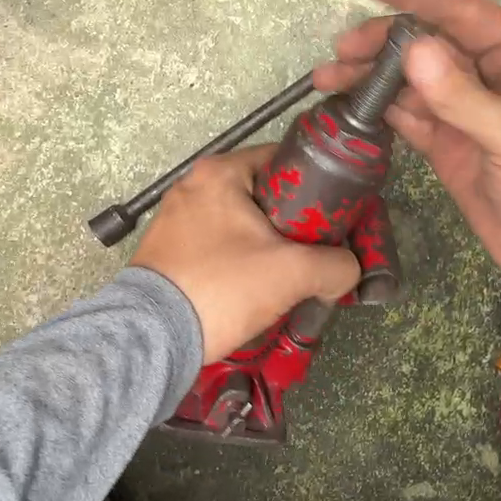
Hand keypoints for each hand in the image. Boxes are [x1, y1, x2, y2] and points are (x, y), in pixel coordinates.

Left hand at [130, 145, 360, 361]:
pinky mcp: (167, 250)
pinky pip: (218, 246)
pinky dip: (239, 262)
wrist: (153, 339)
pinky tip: (252, 289)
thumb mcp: (293, 273)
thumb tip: (346, 270)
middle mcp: (192, 185)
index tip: (334, 218)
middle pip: (264, 194)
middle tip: (314, 253)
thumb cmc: (222, 288)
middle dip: (292, 225)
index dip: (316, 187)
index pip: (284, 161)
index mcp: (220, 172)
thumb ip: (336, 265)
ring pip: (241, 223)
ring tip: (286, 277)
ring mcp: (175, 218)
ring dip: (267, 247)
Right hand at [314, 0, 500, 276]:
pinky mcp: (449, 141)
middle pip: (429, 42)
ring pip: (412, 78)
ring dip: (372, 75)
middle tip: (341, 51)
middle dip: (382, 41)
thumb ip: (464, 98)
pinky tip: (350, 105)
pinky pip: (409, 113)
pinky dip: (380, 108)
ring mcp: (467, 108)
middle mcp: (493, 73)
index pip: (462, 12)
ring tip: (328, 78)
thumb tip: (413, 50)